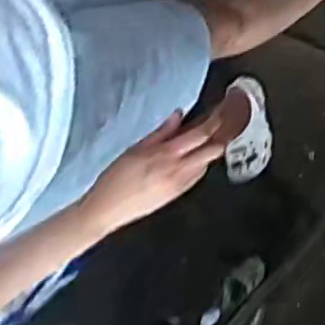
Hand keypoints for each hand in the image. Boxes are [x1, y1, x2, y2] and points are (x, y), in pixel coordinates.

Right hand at [75, 108, 228, 234]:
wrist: (101, 214)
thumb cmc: (113, 180)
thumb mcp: (134, 151)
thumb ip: (161, 132)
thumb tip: (179, 114)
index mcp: (165, 155)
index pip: (203, 133)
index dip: (217, 120)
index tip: (223, 110)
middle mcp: (178, 168)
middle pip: (216, 148)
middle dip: (221, 136)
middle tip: (219, 128)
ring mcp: (182, 182)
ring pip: (210, 160)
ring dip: (209, 150)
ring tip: (200, 144)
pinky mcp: (180, 193)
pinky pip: (200, 173)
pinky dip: (200, 164)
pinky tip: (190, 161)